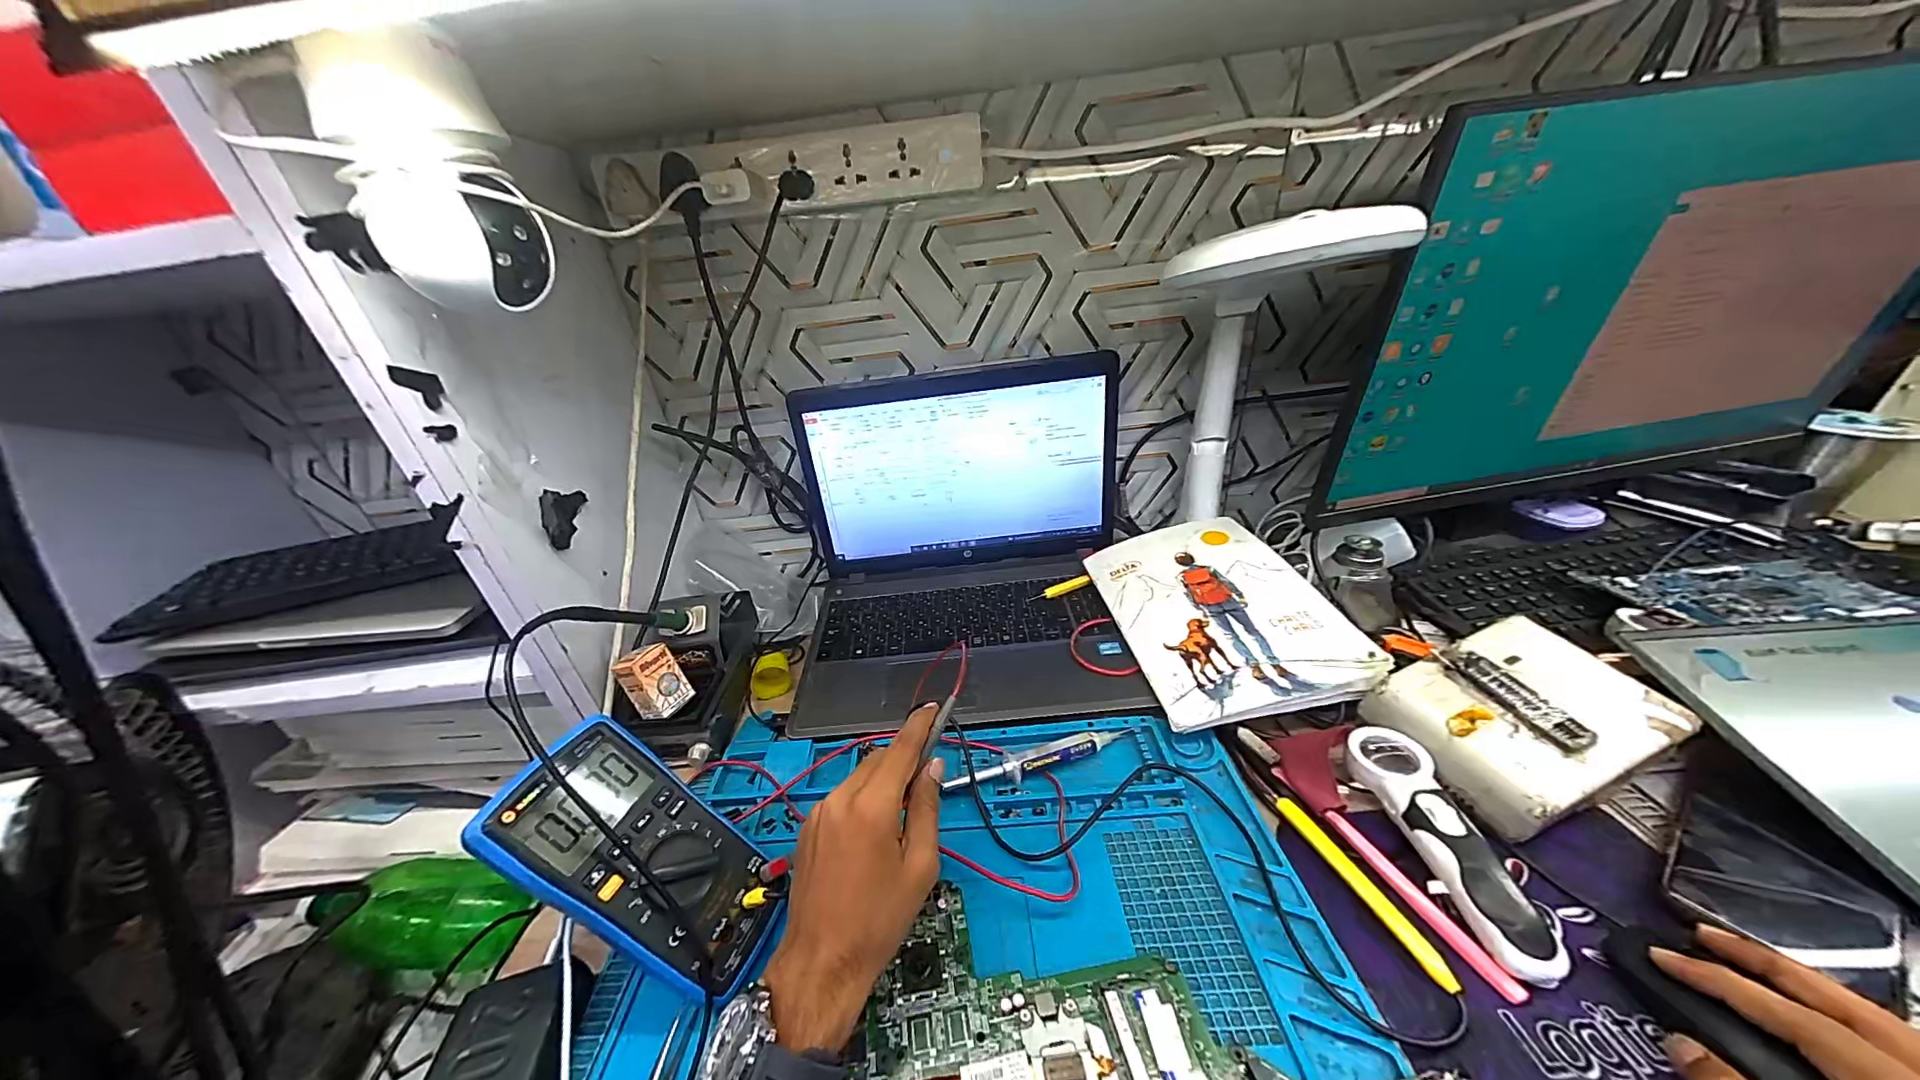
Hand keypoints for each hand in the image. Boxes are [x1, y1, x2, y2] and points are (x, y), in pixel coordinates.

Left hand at [761, 703, 944, 1052]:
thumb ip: (928, 809)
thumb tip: (931, 769)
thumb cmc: (878, 920)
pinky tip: (873, 833)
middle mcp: (841, 800)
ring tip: (900, 819)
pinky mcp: (808, 827)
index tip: (932, 709)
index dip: (919, 726)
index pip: (900, 750)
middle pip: (879, 760)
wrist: (822, 960)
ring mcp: (819, 813)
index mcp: (872, 807)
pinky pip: (843, 797)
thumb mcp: (920, 866)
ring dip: (883, 783)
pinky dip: (863, 799)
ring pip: (860, 777)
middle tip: (926, 783)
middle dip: (904, 762)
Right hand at [1654, 923, 1919, 1079]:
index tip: (1662, 957)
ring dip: (1806, 983)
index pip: (1790, 1016)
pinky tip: (1826, 1013)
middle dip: (1764, 962)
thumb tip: (1681, 1045)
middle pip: (1841, 1002)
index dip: (1718, 980)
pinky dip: (1850, 1016)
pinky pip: (1902, 1042)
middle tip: (1702, 932)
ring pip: (1879, 1018)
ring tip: (1754, 960)